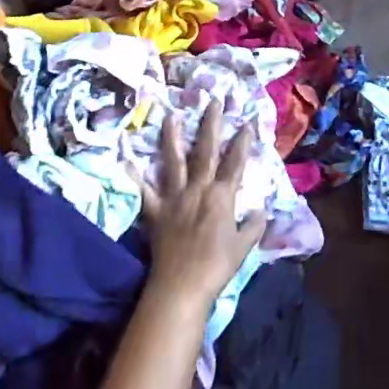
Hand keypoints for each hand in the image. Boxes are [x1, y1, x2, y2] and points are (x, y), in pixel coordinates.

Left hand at [139, 96, 267, 308]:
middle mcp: (198, 189)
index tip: (246, 120)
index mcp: (222, 196)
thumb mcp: (244, 246)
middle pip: (205, 151)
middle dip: (211, 124)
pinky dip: (134, 175)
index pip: (235, 162)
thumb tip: (261, 209)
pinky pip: (144, 191)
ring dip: (172, 137)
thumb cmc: (217, 266)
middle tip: (213, 101)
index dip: (242, 141)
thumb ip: (253, 224)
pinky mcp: (155, 212)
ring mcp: (174, 198)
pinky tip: (127, 157)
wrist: (181, 287)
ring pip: (173, 161)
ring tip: (171, 115)